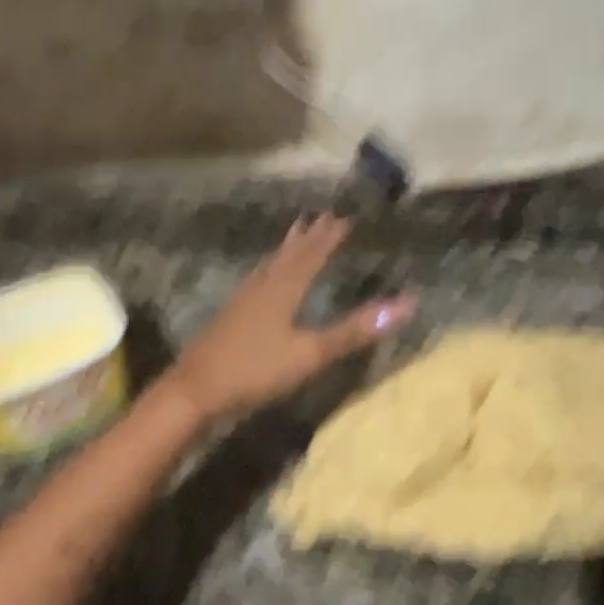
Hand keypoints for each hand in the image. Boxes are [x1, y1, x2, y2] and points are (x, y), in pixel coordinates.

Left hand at [164, 214, 417, 419]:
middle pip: (287, 256)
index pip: (311, 256)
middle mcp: (261, 288)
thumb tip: (407, 304)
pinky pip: (255, 283)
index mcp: (283, 290)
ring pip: (268, 267)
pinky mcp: (228, 319)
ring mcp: (241, 303)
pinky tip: (261, 284)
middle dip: (307, 237)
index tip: (344, 217)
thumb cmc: (255, 371)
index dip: (328, 237)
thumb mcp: (310, 354)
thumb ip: (354, 331)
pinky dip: (267, 273)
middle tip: (321, 215)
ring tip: (294, 236)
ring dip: (285, 250)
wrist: (196, 390)